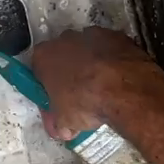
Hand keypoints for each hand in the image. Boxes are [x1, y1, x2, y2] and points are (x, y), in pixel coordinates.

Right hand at [29, 27, 163, 141]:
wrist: (125, 90)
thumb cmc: (86, 102)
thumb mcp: (64, 121)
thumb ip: (57, 122)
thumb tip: (61, 129)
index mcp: (43, 56)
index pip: (38, 70)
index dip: (47, 87)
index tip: (55, 100)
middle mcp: (63, 39)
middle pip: (61, 56)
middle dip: (68, 72)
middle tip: (78, 97)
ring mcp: (91, 34)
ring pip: (86, 50)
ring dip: (90, 64)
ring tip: (103, 90)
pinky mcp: (115, 36)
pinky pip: (109, 49)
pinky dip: (111, 61)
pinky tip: (118, 80)